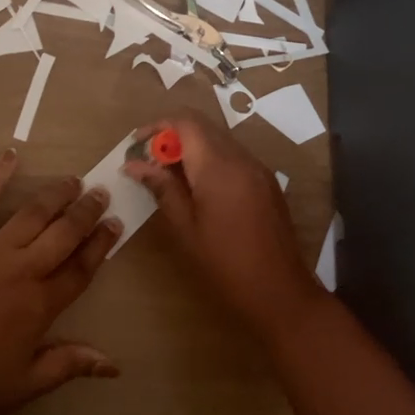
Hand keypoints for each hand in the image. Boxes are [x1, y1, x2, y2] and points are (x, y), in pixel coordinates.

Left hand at [0, 150, 122, 414]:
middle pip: (64, 233)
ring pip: (33, 213)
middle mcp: (23, 269)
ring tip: (73, 181)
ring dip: (57, 194)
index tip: (116, 225)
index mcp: (40, 305)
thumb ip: (67, 364)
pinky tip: (11, 156)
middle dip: (87, 212)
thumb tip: (113, 364)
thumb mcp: (22, 384)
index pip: (81, 269)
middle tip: (101, 194)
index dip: (101, 246)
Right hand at [124, 112, 325, 335]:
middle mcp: (241, 157)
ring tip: (169, 177)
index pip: (185, 122)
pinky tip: (199, 188)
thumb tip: (134, 164)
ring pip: (218, 140)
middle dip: (172, 137)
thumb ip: (162, 188)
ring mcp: (258, 168)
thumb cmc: (225, 263)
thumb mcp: (186, 227)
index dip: (157, 127)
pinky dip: (211, 160)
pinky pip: (233, 156)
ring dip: (191, 148)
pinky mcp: (267, 181)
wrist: (280, 292)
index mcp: (218, 166)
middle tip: (149, 162)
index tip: (136, 145)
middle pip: (202, 127)